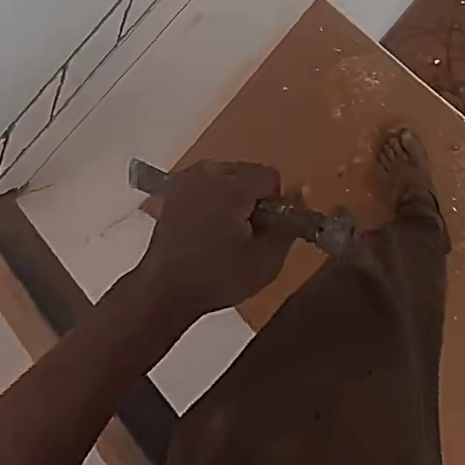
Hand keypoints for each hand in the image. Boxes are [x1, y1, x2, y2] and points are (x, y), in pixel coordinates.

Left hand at [137, 161, 295, 322]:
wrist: (162, 292)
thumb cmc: (216, 278)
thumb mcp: (266, 260)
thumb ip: (289, 224)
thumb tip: (301, 191)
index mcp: (232, 185)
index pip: (270, 176)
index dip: (272, 205)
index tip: (259, 231)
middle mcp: (210, 172)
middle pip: (249, 173)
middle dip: (252, 198)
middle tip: (242, 235)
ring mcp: (188, 178)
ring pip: (229, 176)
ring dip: (233, 197)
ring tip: (221, 233)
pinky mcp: (175, 188)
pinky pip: (208, 183)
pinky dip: (213, 199)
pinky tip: (204, 227)